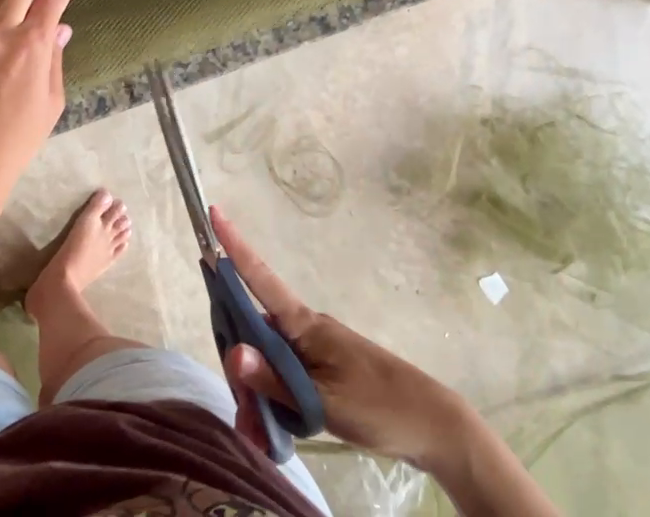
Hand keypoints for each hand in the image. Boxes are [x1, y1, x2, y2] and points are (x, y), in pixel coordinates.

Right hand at [212, 206, 475, 470]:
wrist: (435, 428)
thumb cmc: (380, 407)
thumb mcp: (323, 401)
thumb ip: (275, 379)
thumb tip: (232, 353)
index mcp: (304, 325)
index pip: (261, 278)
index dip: (235, 247)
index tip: (214, 212)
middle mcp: (304, 330)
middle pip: (253, 336)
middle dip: (240, 373)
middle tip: (245, 419)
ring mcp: (312, 350)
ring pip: (267, 363)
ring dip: (258, 397)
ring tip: (261, 436)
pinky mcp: (321, 371)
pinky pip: (284, 378)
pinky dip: (275, 404)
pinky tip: (274, 433)